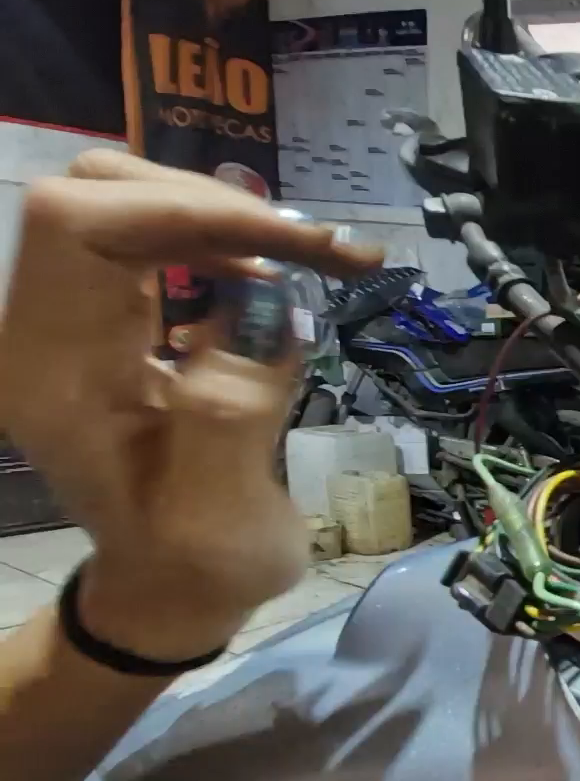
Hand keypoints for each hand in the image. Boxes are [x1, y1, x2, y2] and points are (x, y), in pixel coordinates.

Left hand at [0, 151, 381, 659]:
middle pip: (102, 195)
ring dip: (236, 223)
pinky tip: (284, 282)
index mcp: (54, 368)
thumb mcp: (220, 507)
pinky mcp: (124, 328)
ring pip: (133, 209)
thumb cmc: (202, 559)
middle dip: (223, 207)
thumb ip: (233, 404)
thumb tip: (272, 310)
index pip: (87, 227)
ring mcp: (83, 324)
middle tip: (329, 252)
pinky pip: (163, 249)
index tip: (311, 247)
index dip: (199, 213)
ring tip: (324, 261)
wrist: (175, 585)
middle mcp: (48, 328)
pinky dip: (234, 248)